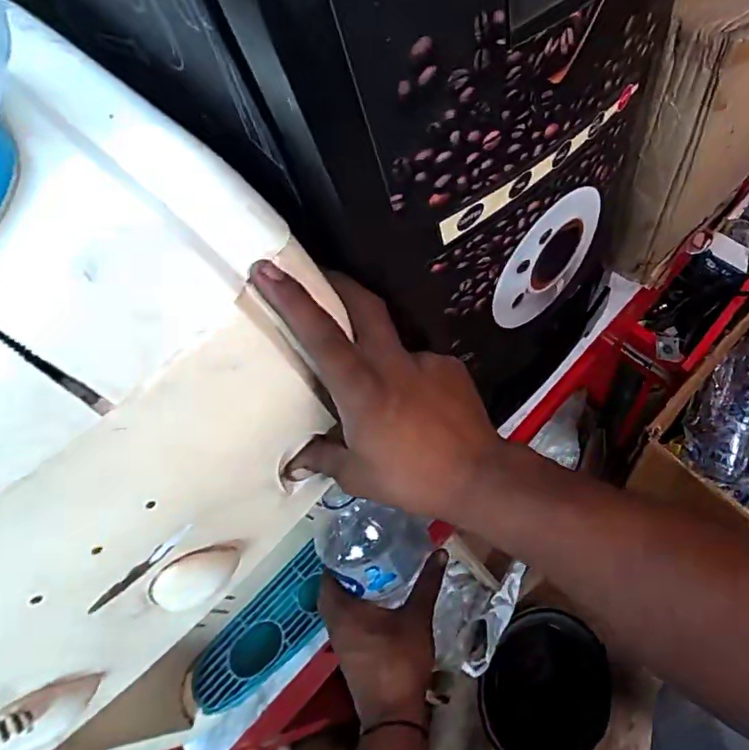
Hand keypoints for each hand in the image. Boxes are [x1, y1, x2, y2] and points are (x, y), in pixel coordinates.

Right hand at [252, 261, 504, 518]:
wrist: (479, 476)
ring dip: (376, 343)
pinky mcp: (449, 365)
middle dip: (338, 282)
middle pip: (363, 304)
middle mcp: (392, 362)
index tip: (269, 270)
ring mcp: (424, 360)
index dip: (292, 300)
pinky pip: (419, 362)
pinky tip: (415, 404)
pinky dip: (408, 376)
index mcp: (361, 387)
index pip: (320, 334)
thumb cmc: (411, 478)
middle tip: (320, 276)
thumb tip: (296, 459)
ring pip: (391, 336)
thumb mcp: (358, 476)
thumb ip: (324, 458)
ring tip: (381, 385)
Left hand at [320, 551, 445, 726]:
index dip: (337, 556)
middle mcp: (334, 624)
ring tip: (373, 573)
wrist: (393, 714)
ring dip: (350, 592)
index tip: (354, 540)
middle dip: (345, 572)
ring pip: (336, 608)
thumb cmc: (401, 660)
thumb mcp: (417, 617)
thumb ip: (427, 583)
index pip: (327, 574)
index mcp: (343, 610)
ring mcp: (339, 642)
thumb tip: (440, 552)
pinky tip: (376, 604)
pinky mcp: (347, 655)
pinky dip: (354, 609)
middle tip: (367, 554)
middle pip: (330, 590)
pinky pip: (344, 622)